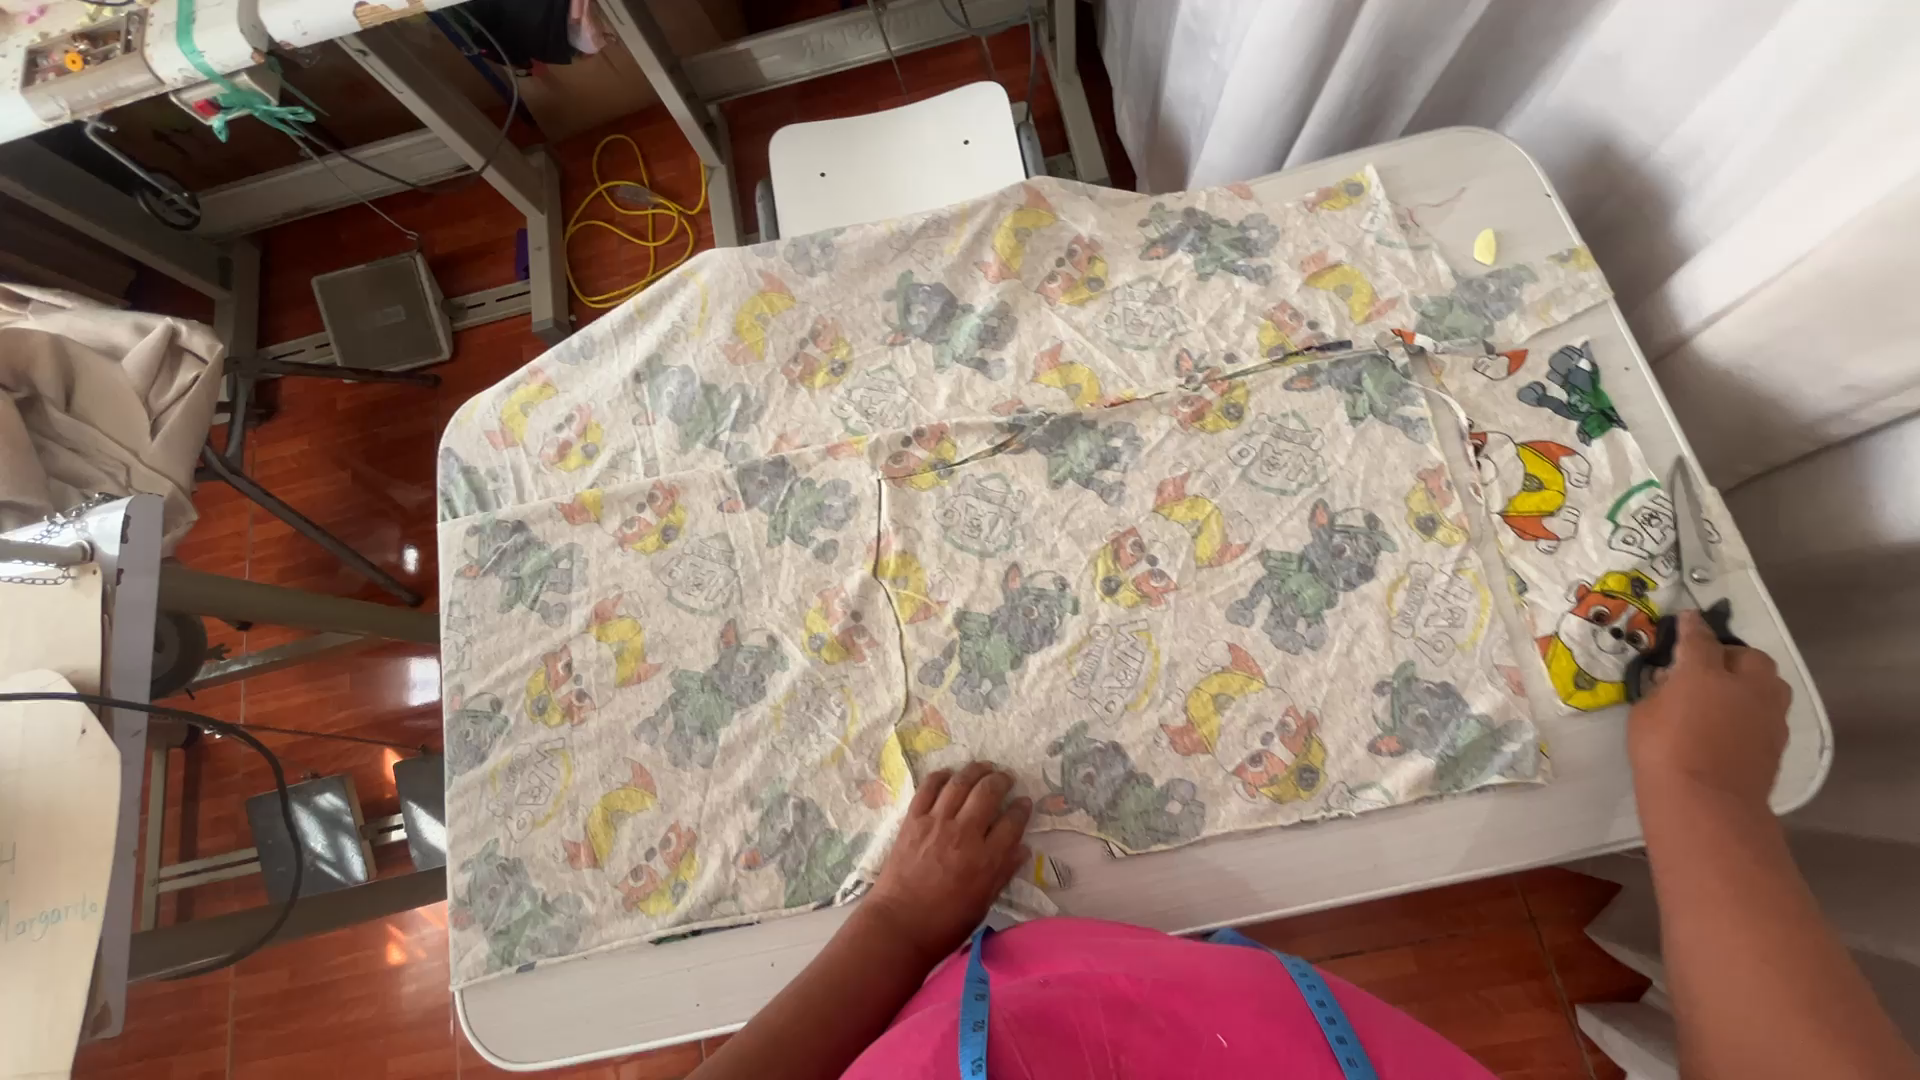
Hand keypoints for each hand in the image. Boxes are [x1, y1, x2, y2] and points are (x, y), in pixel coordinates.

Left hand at [857, 762, 1030, 965]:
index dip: (1022, 808)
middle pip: (988, 792)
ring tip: (985, 767)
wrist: (899, 926)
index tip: (1025, 802)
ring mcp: (936, 823)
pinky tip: (949, 774)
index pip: (1013, 822)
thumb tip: (1022, 849)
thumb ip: (1003, 872)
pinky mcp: (913, 820)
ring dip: (976, 770)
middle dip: (1002, 781)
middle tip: (1006, 778)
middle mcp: (964, 834)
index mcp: (986, 859)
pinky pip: (928, 788)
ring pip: (961, 782)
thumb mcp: (983, 903)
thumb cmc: (945, 924)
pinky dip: (941, 776)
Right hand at [1629, 609, 1791, 809]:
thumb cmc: (1660, 749)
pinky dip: (1752, 704)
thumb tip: (1674, 680)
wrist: (1706, 797)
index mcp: (1704, 674)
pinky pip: (1769, 708)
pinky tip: (1731, 717)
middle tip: (1707, 663)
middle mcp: (1744, 686)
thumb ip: (1663, 689)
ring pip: (1769, 681)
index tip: (1687, 617)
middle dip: (1730, 654)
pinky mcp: (1778, 736)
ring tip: (1725, 689)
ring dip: (1749, 678)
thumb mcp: (1646, 711)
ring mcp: (1768, 712)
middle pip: (1749, 656)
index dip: (1691, 626)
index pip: (1699, 640)